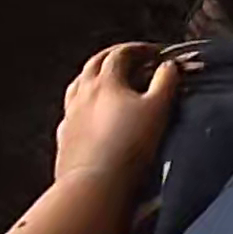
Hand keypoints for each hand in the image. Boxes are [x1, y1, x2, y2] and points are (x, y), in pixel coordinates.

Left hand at [55, 43, 179, 184]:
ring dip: (96, 75)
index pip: (121, 53)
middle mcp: (84, 93)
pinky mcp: (64, 137)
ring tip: (112, 80)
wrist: (94, 185)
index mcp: (106, 81)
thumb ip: (166, 80)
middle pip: (95, 63)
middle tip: (133, 57)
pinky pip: (73, 109)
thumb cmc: (131, 142)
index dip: (140, 48)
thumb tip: (168, 65)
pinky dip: (86, 101)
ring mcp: (70, 115)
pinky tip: (94, 111)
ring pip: (79, 84)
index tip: (157, 53)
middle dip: (115, 55)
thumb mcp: (159, 107)